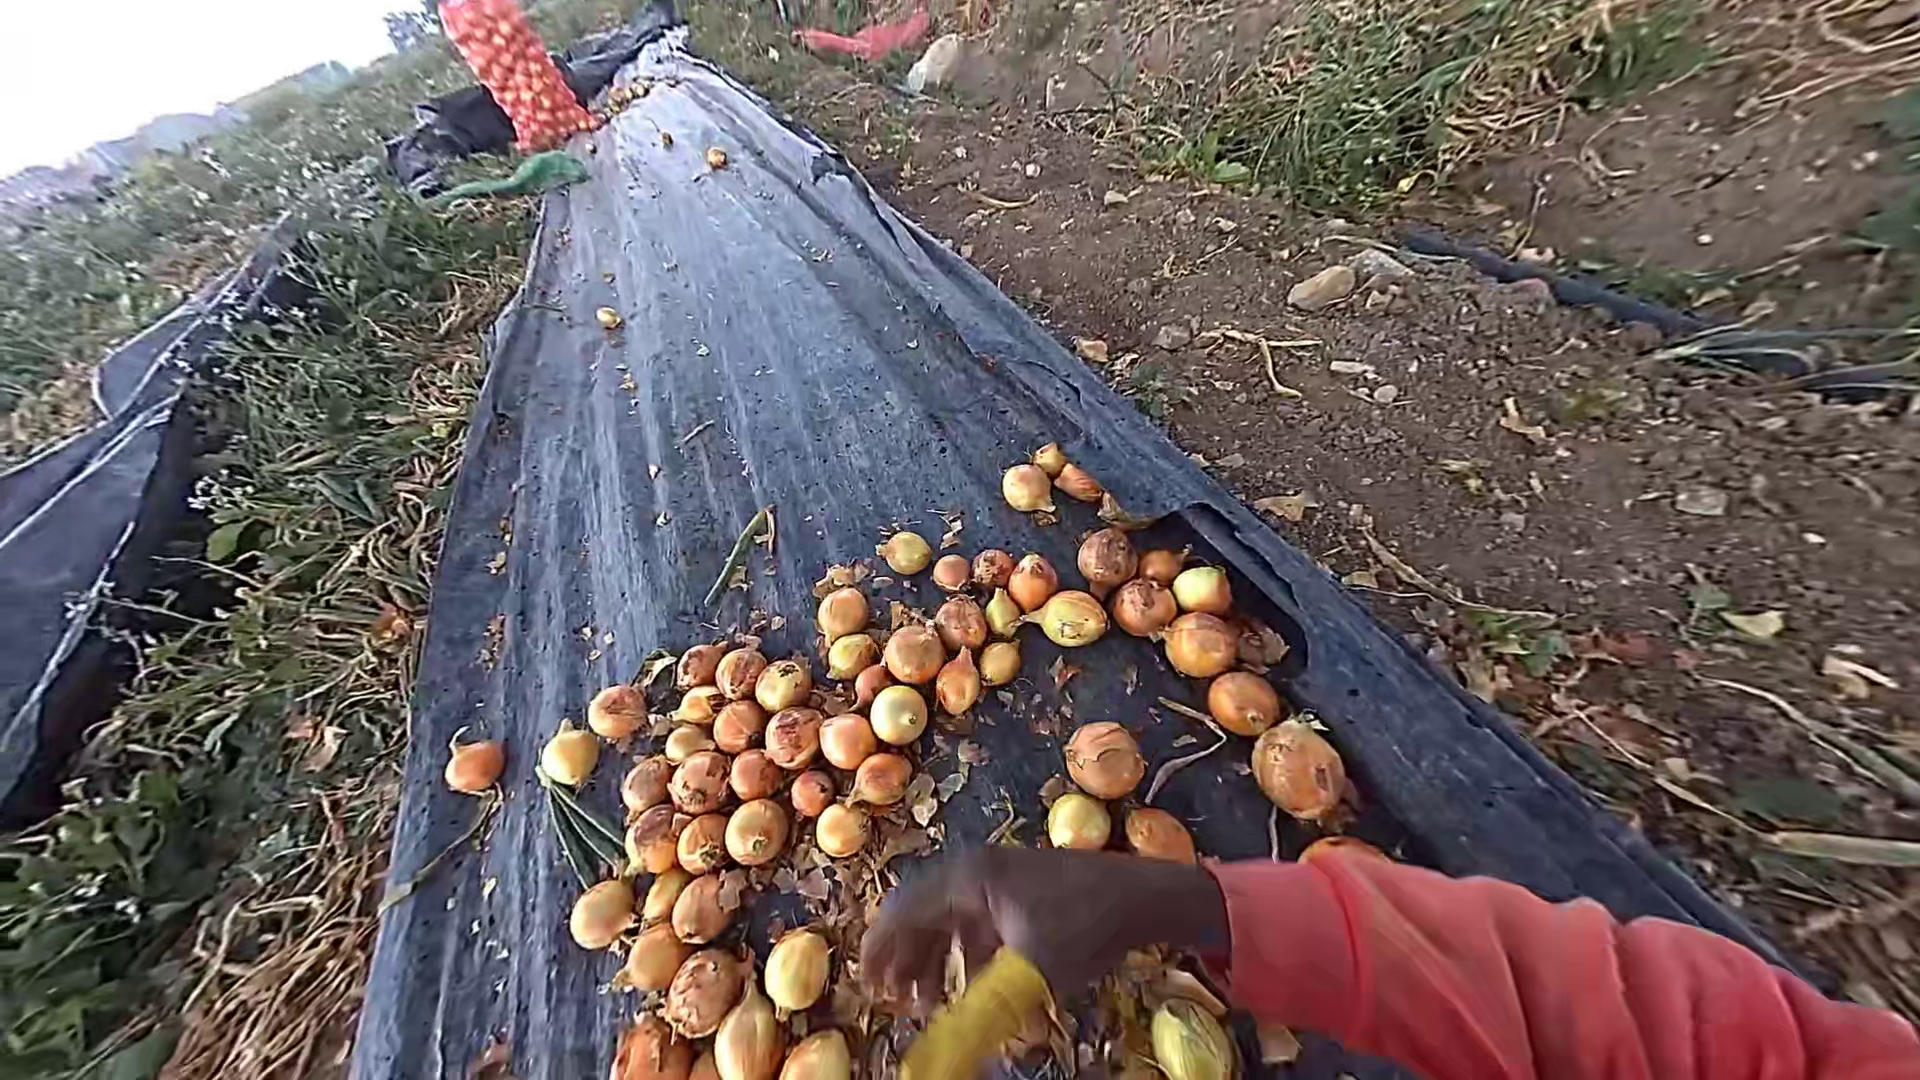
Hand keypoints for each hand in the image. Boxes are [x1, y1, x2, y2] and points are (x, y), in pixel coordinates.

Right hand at [858, 846, 1228, 1013]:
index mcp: (969, 878)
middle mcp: (974, 872)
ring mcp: (995, 881)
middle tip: (893, 1002)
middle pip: (923, 912)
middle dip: (905, 957)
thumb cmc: (1080, 925)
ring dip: (933, 960)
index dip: (882, 947)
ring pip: (947, 921)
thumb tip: (938, 1058)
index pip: (907, 908)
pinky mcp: (1013, 894)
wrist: (1135, 896)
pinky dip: (963, 956)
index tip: (867, 985)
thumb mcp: (1029, 973)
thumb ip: (978, 1012)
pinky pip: (973, 925)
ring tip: (924, 1004)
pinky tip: (967, 988)